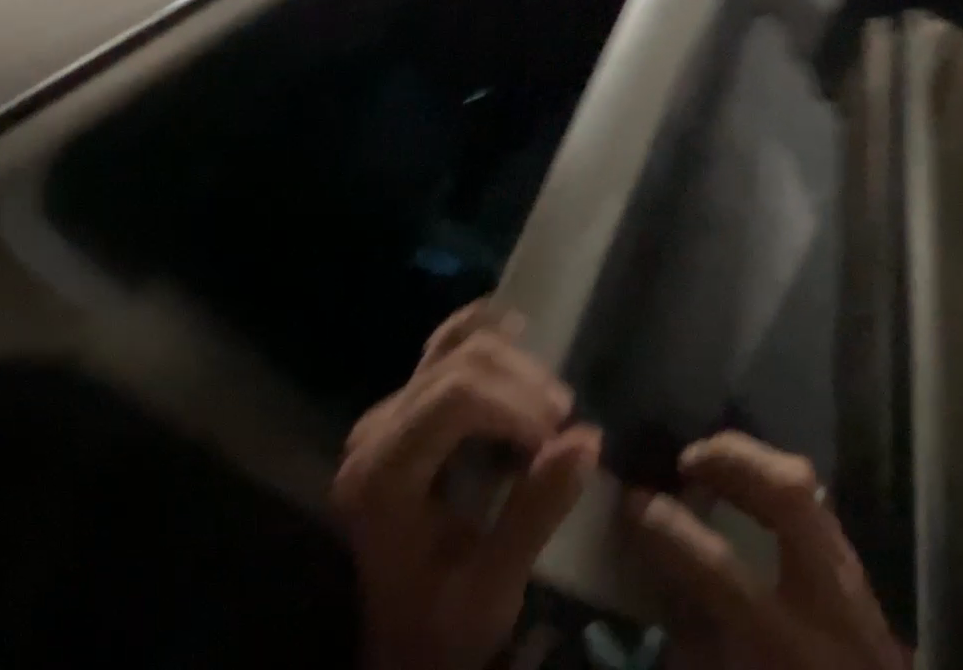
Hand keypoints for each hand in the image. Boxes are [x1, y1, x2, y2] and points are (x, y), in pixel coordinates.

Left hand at [331, 303, 599, 669]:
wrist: (404, 638)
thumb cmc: (443, 621)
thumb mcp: (493, 588)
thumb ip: (536, 512)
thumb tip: (588, 437)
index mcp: (382, 478)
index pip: (454, 400)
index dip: (517, 406)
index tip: (560, 437)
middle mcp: (374, 432)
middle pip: (459, 366)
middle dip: (524, 384)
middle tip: (566, 424)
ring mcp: (386, 415)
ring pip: (456, 349)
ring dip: (515, 365)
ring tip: (551, 406)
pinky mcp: (406, 410)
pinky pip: (442, 350)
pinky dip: (482, 333)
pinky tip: (514, 324)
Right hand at [624, 432, 909, 669]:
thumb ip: (692, 635)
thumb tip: (657, 568)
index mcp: (782, 641)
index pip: (720, 568)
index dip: (670, 529)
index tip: (633, 501)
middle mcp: (827, 598)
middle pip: (788, 497)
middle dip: (733, 462)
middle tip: (685, 457)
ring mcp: (852, 577)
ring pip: (809, 488)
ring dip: (755, 462)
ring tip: (710, 460)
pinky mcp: (857, 569)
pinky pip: (815, 503)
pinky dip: (776, 482)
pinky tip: (748, 486)